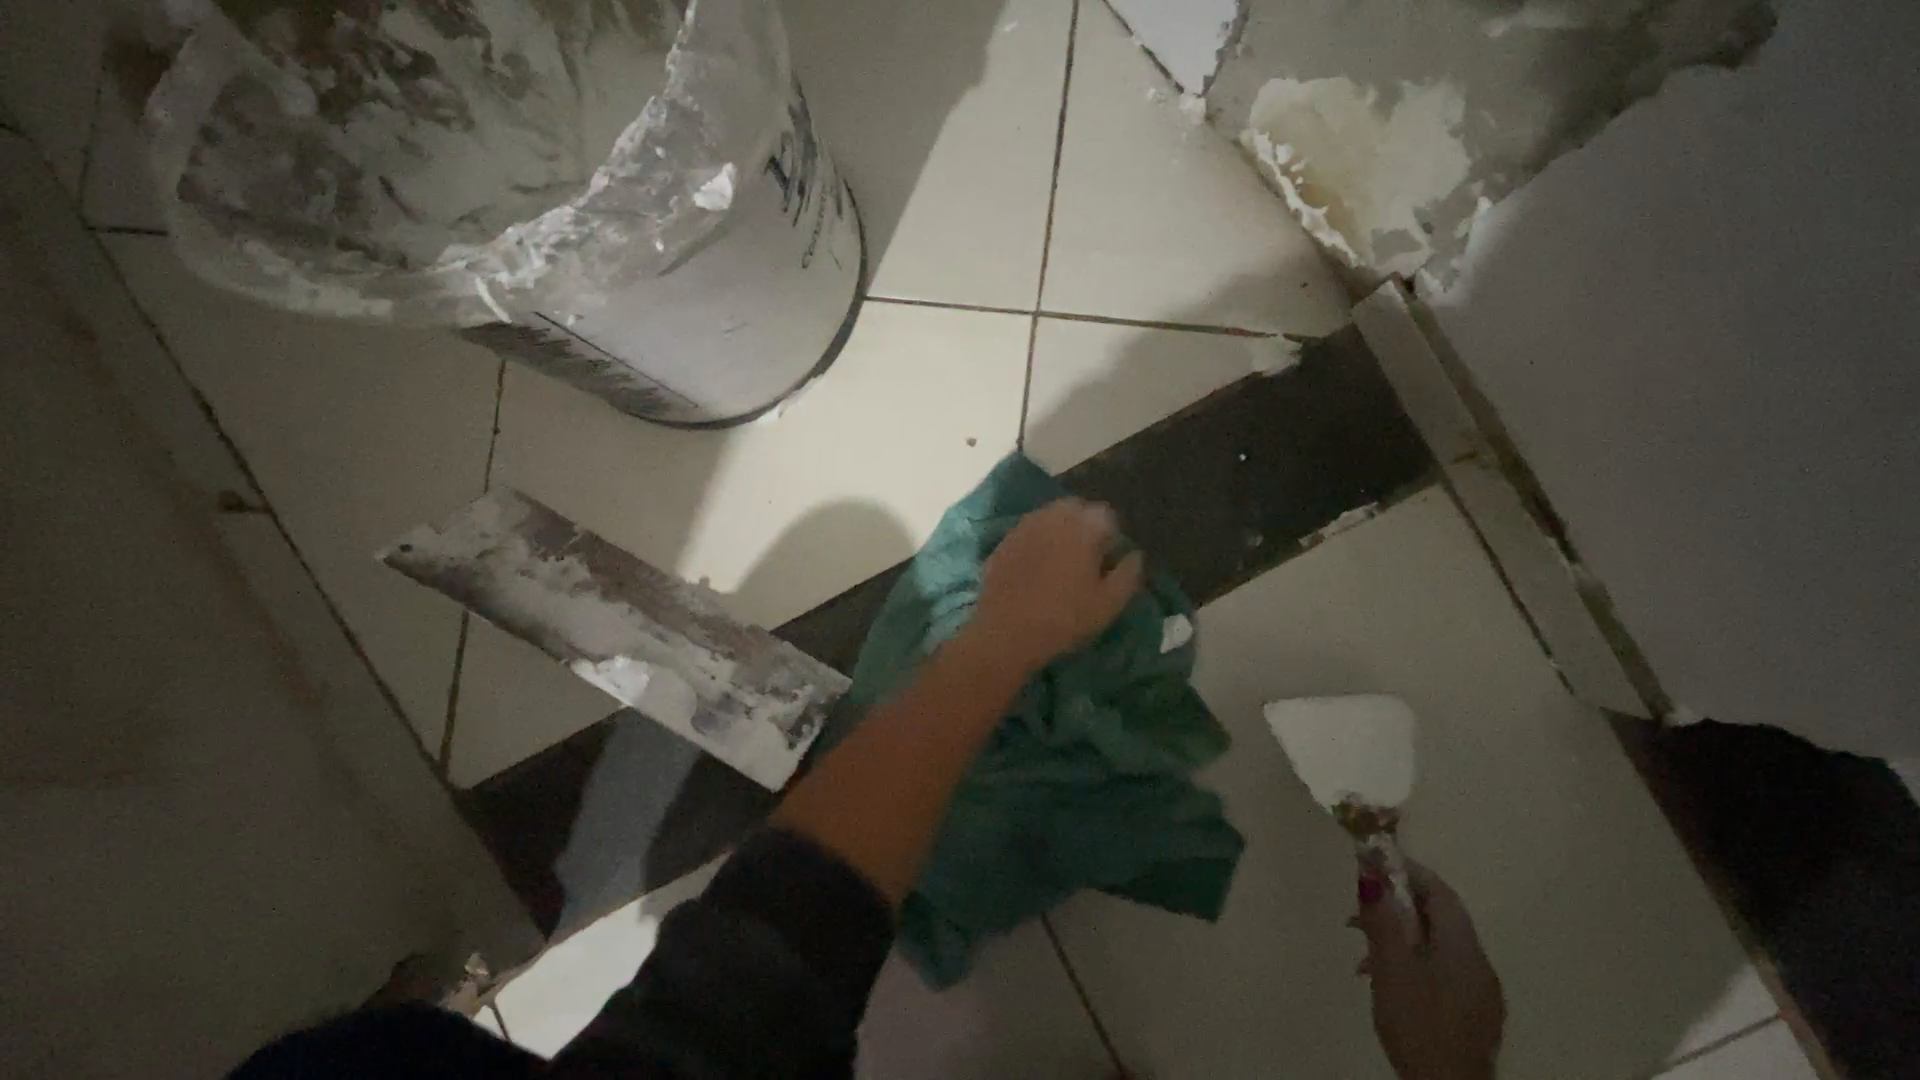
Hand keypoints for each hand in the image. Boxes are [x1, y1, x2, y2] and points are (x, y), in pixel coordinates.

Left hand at [967, 497, 1144, 674]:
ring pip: (1051, 516)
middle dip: (1085, 526)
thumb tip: (1135, 554)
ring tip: (1062, 561)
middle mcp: (1054, 516)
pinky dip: (1038, 540)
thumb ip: (1129, 574)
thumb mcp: (1109, 603)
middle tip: (1087, 557)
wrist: (1006, 632)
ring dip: (1061, 530)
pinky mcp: (1004, 541)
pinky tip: (1037, 567)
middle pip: (1077, 509)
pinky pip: (1029, 531)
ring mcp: (1025, 526)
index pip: (1107, 515)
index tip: (1108, 559)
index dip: (1111, 536)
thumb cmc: (1064, 618)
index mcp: (1084, 526)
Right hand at [1353, 862, 1506, 1079]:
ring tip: (1362, 952)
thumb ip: (1381, 921)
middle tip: (1360, 907)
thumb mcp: (1391, 969)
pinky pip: (1442, 972)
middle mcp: (1479, 964)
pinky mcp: (1472, 1015)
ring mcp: (1480, 992)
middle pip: (1440, 919)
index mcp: (1464, 948)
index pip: (1441, 893)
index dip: (1409, 872)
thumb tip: (1369, 875)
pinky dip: (1413, 963)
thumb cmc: (1418, 1024)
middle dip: (1399, 906)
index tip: (1375, 862)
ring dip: (1401, 937)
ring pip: (1438, 946)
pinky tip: (1385, 981)